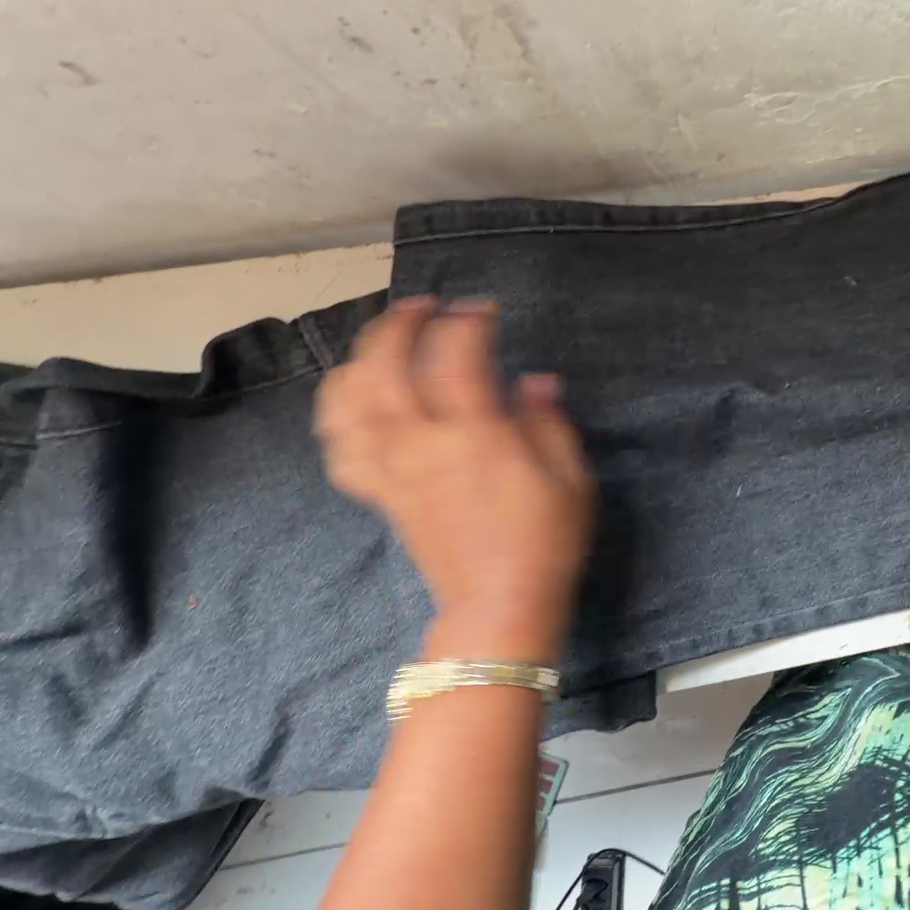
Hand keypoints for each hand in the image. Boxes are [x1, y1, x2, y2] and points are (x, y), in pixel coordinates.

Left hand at [314, 297, 594, 662]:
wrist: (501, 603)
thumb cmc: (548, 540)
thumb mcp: (572, 478)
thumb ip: (549, 423)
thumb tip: (535, 381)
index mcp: (478, 436)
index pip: (459, 357)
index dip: (468, 322)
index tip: (483, 309)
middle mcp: (424, 443)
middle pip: (387, 365)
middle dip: (401, 324)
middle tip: (424, 306)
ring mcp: (393, 468)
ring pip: (350, 399)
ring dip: (361, 358)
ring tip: (382, 341)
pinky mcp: (379, 491)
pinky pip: (339, 445)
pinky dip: (338, 412)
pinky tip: (353, 399)